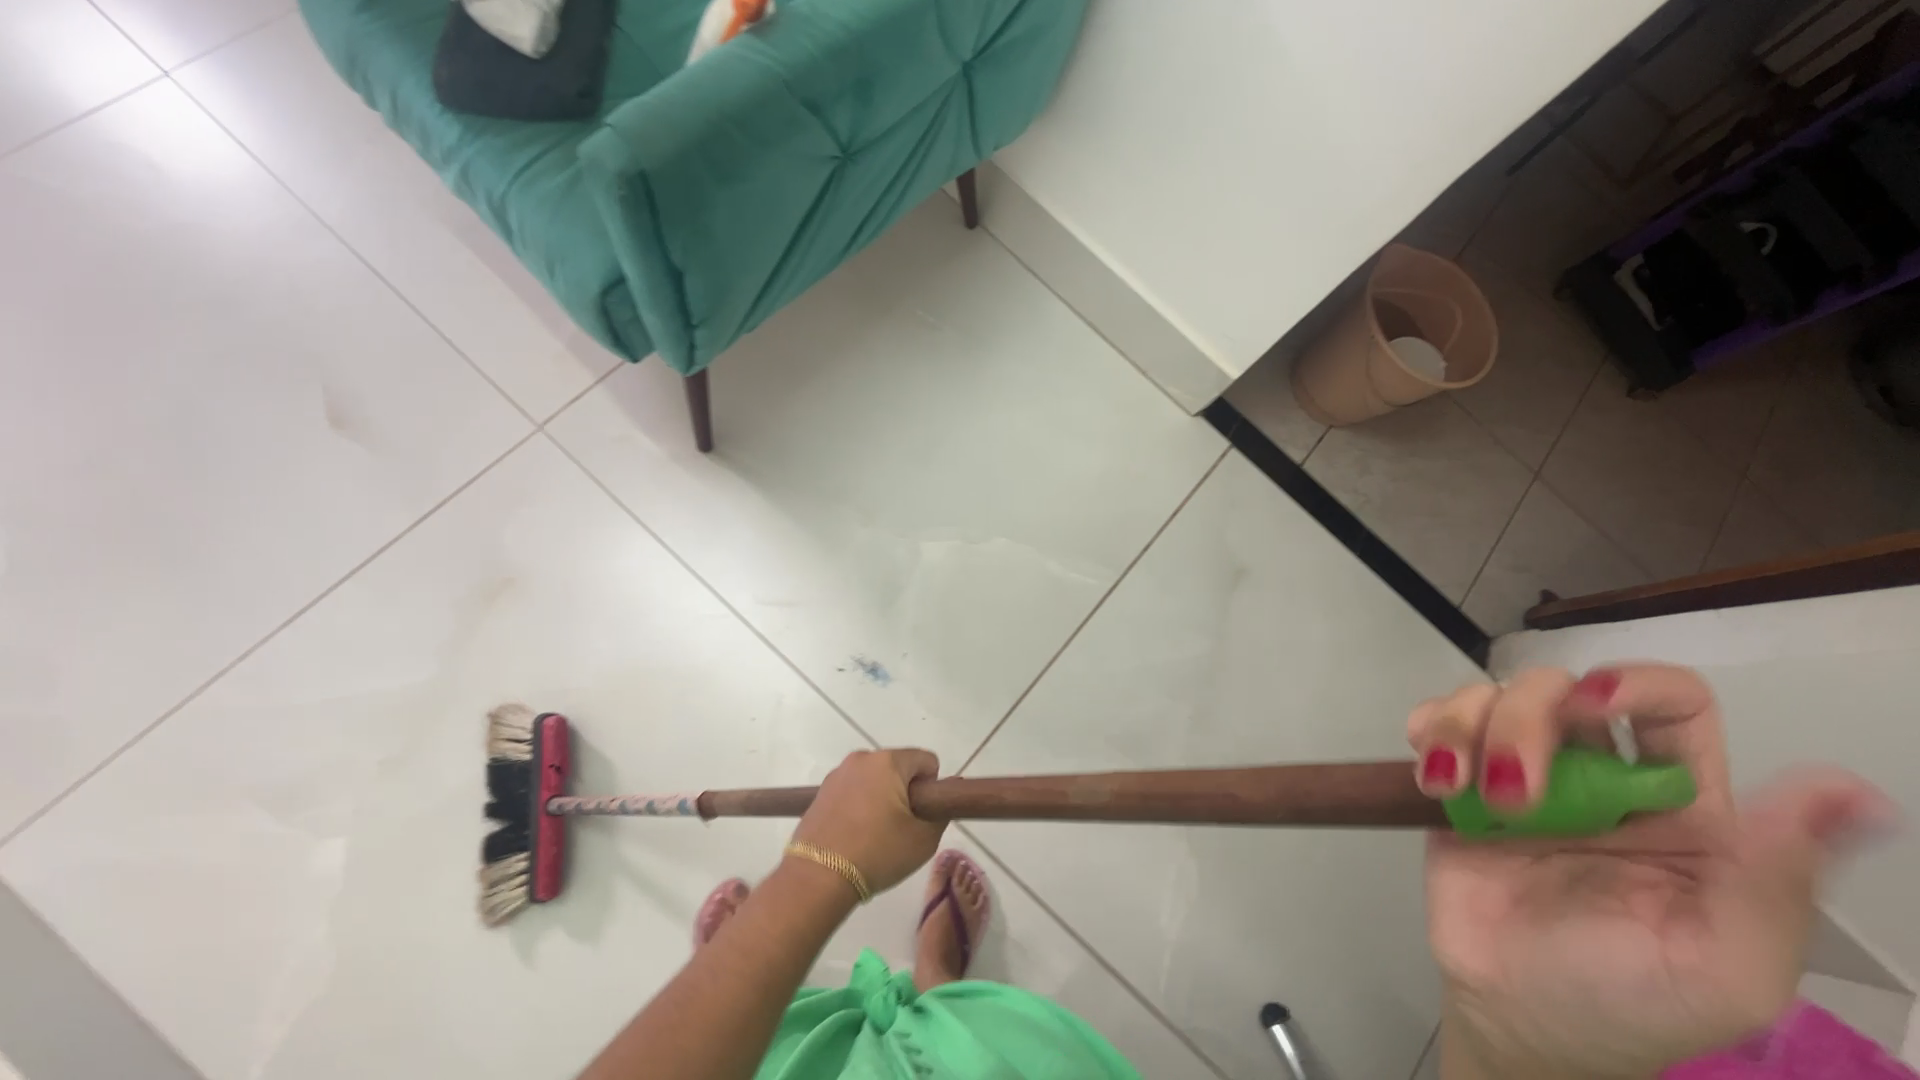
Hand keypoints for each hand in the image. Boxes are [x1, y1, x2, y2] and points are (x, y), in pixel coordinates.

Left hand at [791, 749, 945, 895]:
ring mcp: (836, 775)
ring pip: (873, 781)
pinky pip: (852, 793)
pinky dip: (858, 807)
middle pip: (898, 768)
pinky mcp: (820, 794)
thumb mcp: (924, 840)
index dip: (932, 788)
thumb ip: (941, 814)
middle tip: (901, 828)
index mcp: (888, 762)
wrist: (818, 878)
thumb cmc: (877, 853)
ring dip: (880, 799)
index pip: (927, 761)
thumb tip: (939, 803)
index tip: (922, 815)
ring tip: (875, 836)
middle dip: (905, 792)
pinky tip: (854, 837)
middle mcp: (861, 759)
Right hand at [1409, 665, 1895, 1079]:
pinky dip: (1428, 732)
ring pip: (1492, 697)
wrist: (1521, 1021)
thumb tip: (1848, 790)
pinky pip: (1437, 726)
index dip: (1635, 684)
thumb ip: (1776, 879)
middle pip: (1561, 689)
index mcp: (1676, 804)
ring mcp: (1522, 776)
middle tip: (1511, 793)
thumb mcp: (1730, 964)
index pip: (1672, 705)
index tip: (1590, 706)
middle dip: (1526, 720)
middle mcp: (1598, 774)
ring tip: (1454, 788)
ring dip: (1467, 727)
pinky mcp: (1461, 788)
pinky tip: (1429, 773)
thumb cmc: (1635, 1001)